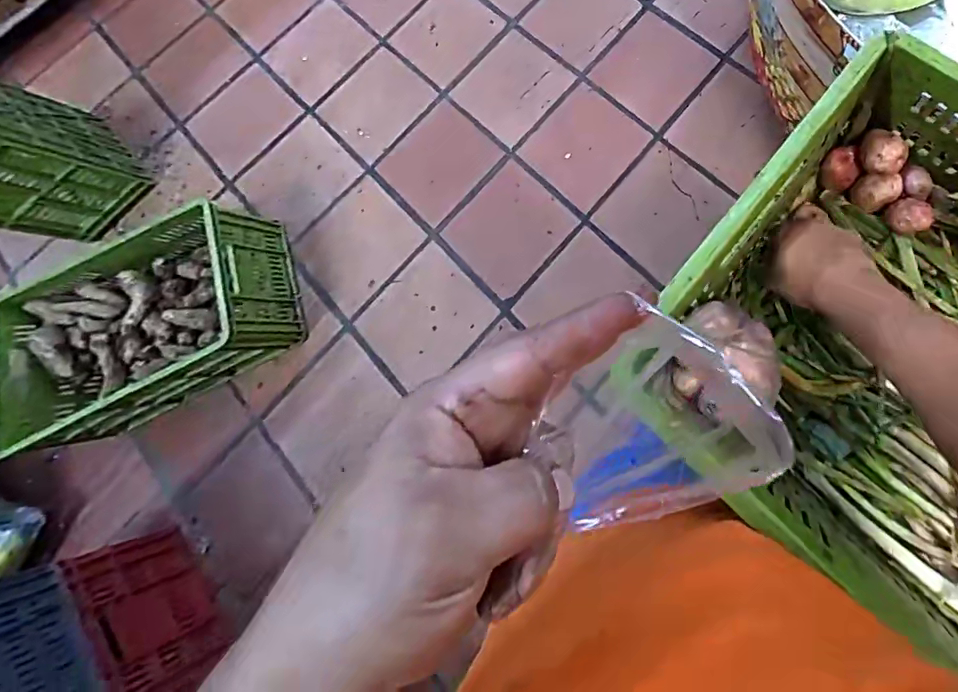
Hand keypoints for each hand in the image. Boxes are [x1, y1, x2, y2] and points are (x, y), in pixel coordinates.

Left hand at [204, 294, 643, 691]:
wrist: (320, 679)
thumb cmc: (372, 581)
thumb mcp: (451, 526)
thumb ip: (528, 489)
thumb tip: (555, 482)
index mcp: (450, 410)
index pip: (531, 354)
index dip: (587, 326)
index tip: (637, 303)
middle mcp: (470, 436)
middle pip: (546, 425)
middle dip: (545, 478)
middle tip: (520, 524)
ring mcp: (479, 484)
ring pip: (550, 484)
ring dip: (533, 536)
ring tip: (488, 577)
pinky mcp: (487, 528)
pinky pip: (539, 526)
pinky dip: (526, 561)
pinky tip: (488, 593)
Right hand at [770, 203, 885, 314]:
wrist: (842, 285)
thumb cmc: (802, 281)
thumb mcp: (775, 281)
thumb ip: (770, 268)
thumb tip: (769, 266)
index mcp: (788, 229)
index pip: (782, 227)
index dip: (783, 239)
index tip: (784, 251)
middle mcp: (811, 223)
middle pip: (806, 226)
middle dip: (806, 239)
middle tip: (806, 258)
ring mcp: (835, 229)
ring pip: (827, 234)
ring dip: (826, 246)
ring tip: (826, 268)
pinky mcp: (856, 240)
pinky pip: (845, 245)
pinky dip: (843, 255)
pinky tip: (843, 271)